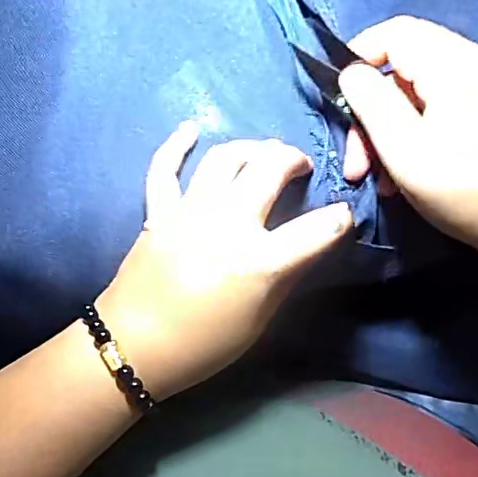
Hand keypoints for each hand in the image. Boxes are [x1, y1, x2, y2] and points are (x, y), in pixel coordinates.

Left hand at [95, 123, 354, 400]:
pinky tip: (191, 129)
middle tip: (300, 167)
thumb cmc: (205, 343)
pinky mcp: (160, 210)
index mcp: (259, 260)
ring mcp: (190, 210)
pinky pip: (165, 168)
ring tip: (264, 153)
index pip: (317, 229)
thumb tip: (313, 243)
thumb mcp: (260, 319)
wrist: (136, 347)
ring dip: (252, 148)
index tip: (341, 216)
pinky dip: (177, 145)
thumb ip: (289, 274)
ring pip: (226, 157)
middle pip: (270, 169)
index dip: (339, 219)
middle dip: (294, 160)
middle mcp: (228, 223)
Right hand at [337, 16, 477, 281]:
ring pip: (428, 94)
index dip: (358, 56)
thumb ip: (371, 103)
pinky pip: (453, 109)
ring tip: (385, 181)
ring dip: (396, 132)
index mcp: (462, 63)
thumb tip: (351, 71)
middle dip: (374, 114)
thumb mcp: (405, 149)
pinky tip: (416, 174)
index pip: (397, 31)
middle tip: (358, 166)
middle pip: (410, 69)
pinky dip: (425, 134)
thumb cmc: (469, 189)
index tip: (336, 97)